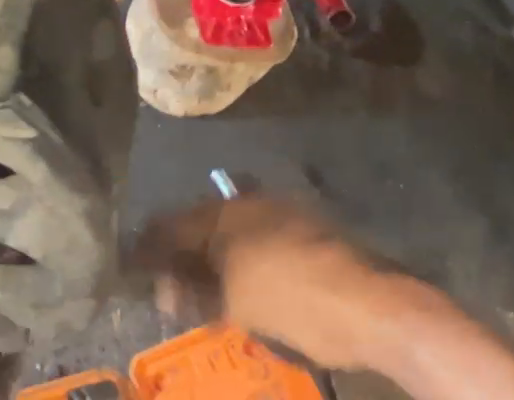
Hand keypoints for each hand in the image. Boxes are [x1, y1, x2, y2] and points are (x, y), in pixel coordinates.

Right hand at [130, 195, 417, 371]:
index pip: (173, 223)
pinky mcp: (309, 240)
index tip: (136, 268)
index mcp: (228, 209)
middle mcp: (251, 204)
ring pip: (232, 238)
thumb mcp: (235, 301)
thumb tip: (164, 293)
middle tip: (169, 287)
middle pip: (202, 228)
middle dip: (183, 256)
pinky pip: (259, 248)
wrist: (376, 309)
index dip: (152, 247)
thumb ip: (194, 293)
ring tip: (203, 295)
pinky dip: (243, 267)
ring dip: (213, 263)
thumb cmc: (295, 297)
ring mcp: (283, 218)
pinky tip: (241, 291)